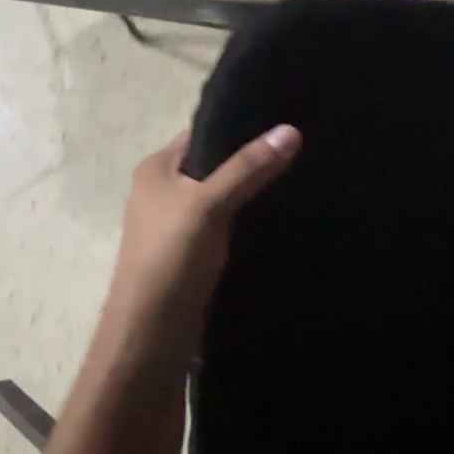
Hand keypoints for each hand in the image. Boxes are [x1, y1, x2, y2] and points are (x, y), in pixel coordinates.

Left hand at [95, 124, 301, 368]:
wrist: (152, 335)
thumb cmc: (170, 260)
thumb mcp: (210, 205)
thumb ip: (249, 168)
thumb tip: (290, 130)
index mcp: (156, 170)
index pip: (203, 132)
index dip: (241, 124)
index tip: (285, 119)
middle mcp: (163, 191)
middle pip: (216, 164)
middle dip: (253, 158)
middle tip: (302, 149)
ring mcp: (178, 225)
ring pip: (224, 196)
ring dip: (253, 192)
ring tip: (301, 178)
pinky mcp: (193, 254)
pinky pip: (228, 225)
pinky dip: (250, 221)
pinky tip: (282, 218)